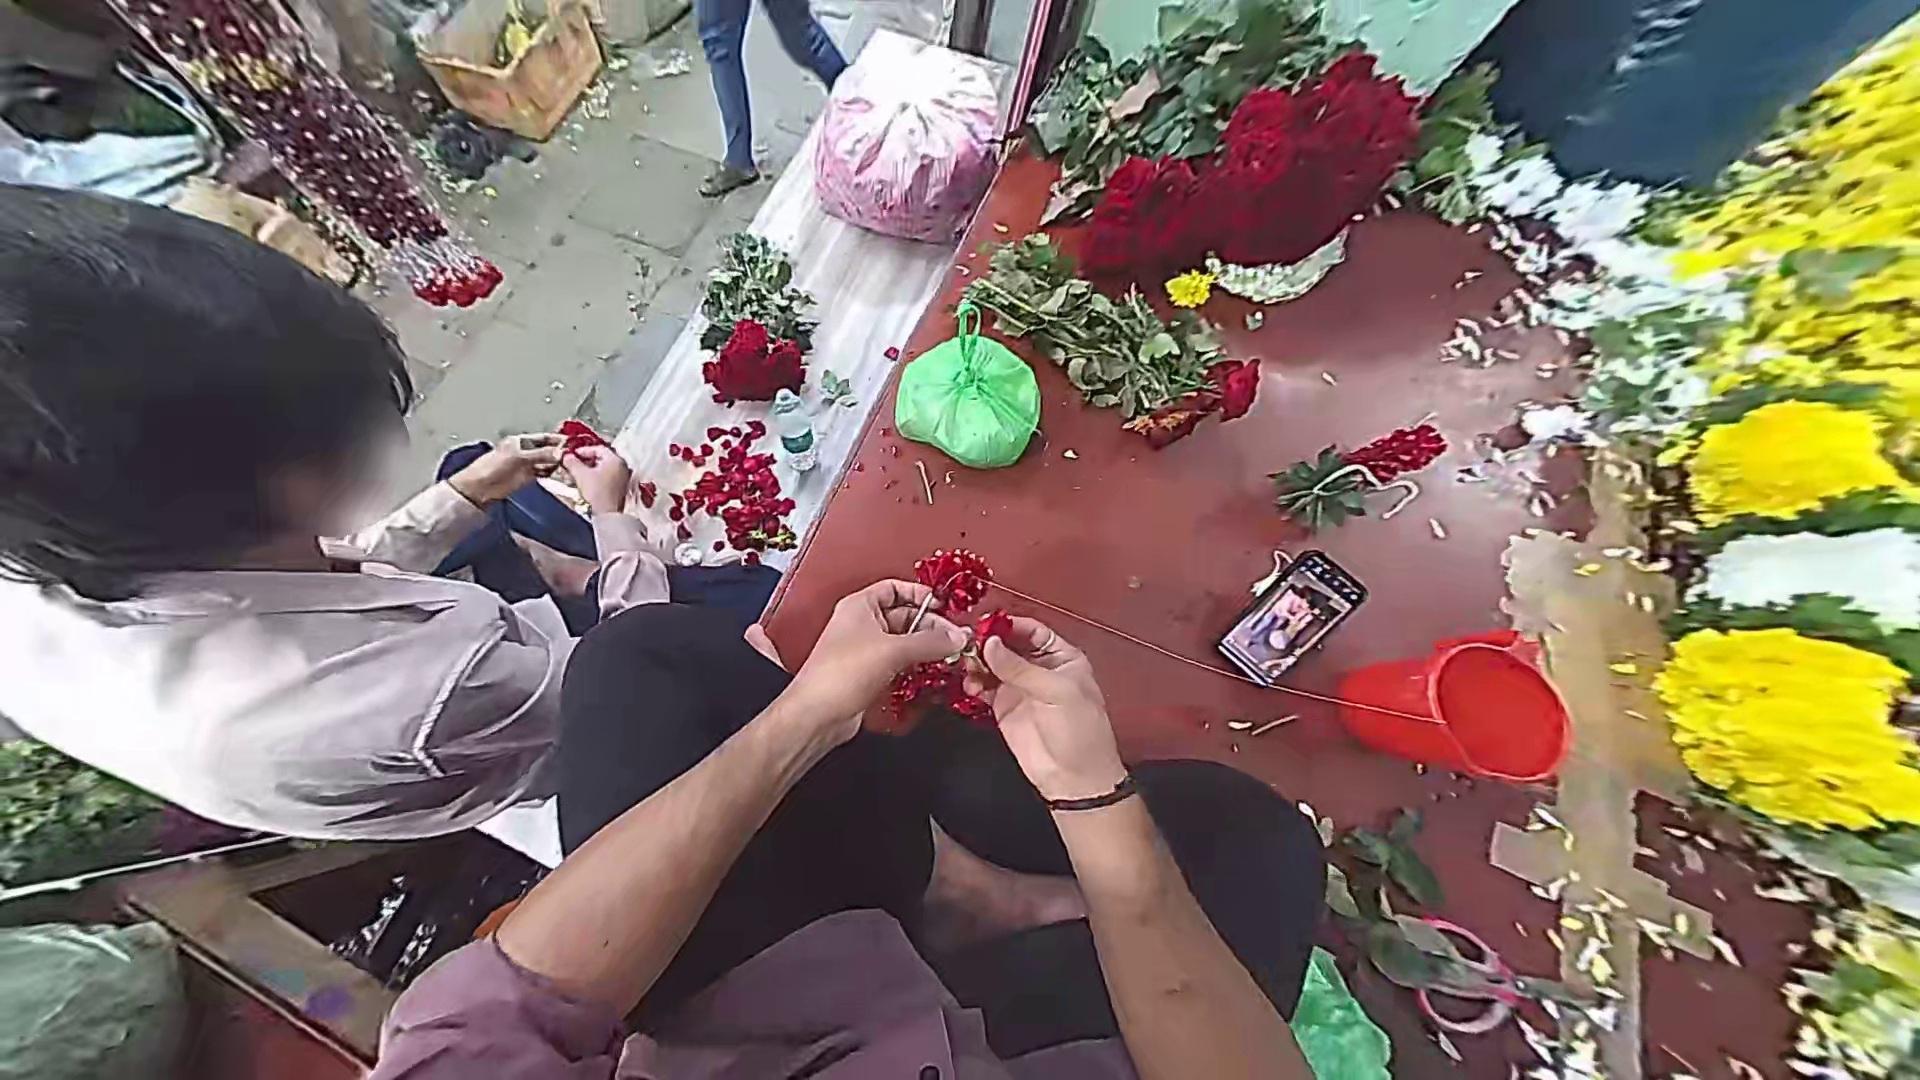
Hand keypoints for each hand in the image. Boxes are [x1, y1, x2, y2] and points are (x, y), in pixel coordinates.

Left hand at [447, 434, 564, 505]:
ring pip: (551, 462)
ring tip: (570, 468)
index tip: (575, 444)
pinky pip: (548, 472)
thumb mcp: (519, 456)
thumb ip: (541, 454)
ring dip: (560, 464)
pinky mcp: (531, 476)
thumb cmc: (493, 468)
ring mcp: (530, 464)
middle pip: (551, 450)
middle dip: (563, 453)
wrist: (481, 488)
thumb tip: (562, 452)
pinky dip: (555, 474)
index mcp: (522, 441)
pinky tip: (562, 476)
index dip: (560, 440)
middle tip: (576, 458)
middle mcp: (527, 451)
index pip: (546, 437)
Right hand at [562, 444, 634, 514]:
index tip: (571, 455)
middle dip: (585, 460)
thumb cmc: (596, 490)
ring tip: (576, 473)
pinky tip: (585, 481)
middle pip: (602, 458)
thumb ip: (572, 462)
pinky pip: (607, 477)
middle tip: (572, 464)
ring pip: (604, 468)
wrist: (608, 513)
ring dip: (589, 469)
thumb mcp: (581, 474)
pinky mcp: (621, 487)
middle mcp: (623, 466)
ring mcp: (624, 477)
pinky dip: (596, 476)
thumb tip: (566, 455)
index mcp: (616, 460)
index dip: (583, 450)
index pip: (599, 449)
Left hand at [776, 580, 967, 747]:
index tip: (943, 604)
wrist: (817, 715)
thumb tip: (958, 637)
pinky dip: (916, 661)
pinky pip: (899, 659)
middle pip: (904, 614)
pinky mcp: (870, 672)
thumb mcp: (892, 650)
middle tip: (955, 636)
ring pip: (904, 639)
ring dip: (926, 645)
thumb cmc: (845, 672)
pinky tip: (934, 667)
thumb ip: (930, 642)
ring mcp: (866, 649)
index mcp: (860, 605)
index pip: (894, 588)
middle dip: (930, 624)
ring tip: (951, 653)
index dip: (919, 594)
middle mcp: (862, 623)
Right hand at [980, 619, 1127, 802]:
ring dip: (977, 661)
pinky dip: (974, 682)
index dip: (1010, 625)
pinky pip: (984, 686)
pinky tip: (969, 684)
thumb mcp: (1056, 692)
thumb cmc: (1079, 730)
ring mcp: (1020, 686)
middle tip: (967, 641)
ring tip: (966, 664)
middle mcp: (1038, 667)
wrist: (1074, 778)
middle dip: (988, 641)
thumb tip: (988, 644)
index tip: (985, 624)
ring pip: (992, 663)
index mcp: (1061, 657)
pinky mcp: (1003, 705)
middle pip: (1008, 644)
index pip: (1033, 630)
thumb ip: (1020, 668)